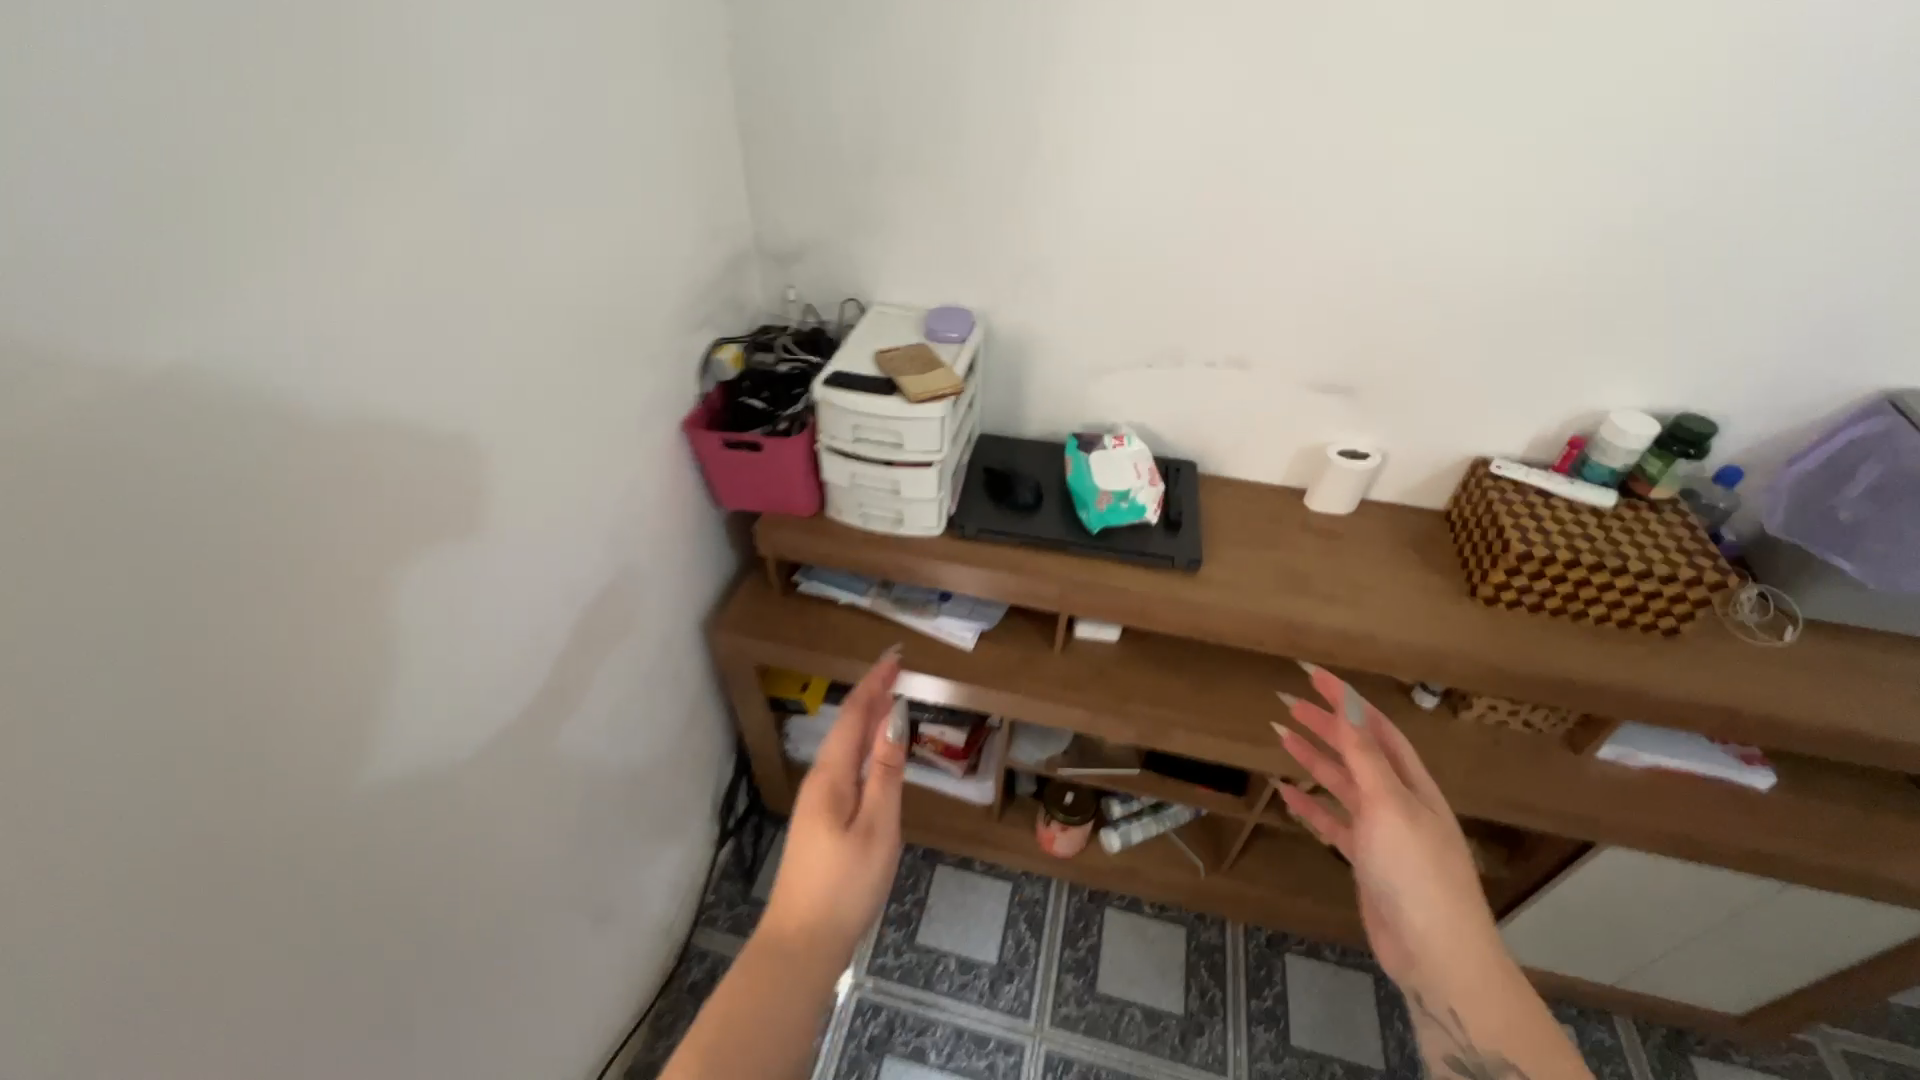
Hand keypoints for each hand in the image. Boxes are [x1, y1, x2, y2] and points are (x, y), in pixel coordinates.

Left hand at [760, 648, 907, 966]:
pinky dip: (864, 748)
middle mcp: (821, 781)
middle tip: (896, 670)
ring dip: (867, 719)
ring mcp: (819, 803)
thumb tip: (894, 722)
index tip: (895, 656)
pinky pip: (846, 768)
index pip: (855, 715)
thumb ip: (886, 774)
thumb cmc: (845, 884)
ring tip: (889, 698)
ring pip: (845, 748)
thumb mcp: (878, 828)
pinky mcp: (823, 823)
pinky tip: (874, 755)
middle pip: (847, 727)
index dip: (875, 684)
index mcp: (831, 776)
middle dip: (871, 695)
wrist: (803, 940)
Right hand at [1271, 663, 1506, 996]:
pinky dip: (1310, 805)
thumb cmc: (1416, 872)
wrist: (1436, 952)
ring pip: (1343, 785)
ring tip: (1282, 735)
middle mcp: (1399, 802)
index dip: (1347, 701)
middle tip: (1288, 703)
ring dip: (1315, 760)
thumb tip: (1349, 705)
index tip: (1313, 675)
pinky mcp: (1367, 861)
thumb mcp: (1390, 806)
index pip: (1376, 729)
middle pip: (1358, 753)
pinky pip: (1333, 822)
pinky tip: (1285, 793)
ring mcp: (1383, 832)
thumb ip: (1366, 757)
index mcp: (1413, 785)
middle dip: (1327, 725)